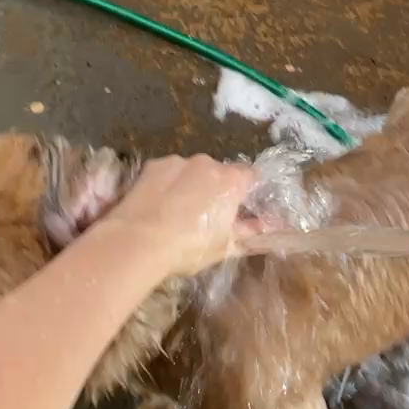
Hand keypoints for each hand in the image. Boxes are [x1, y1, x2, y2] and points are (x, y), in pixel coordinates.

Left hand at [100, 154, 257, 274]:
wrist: (138, 240)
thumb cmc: (189, 246)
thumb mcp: (225, 246)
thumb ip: (251, 233)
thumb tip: (270, 227)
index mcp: (231, 181)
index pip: (250, 176)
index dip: (247, 191)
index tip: (240, 208)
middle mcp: (207, 163)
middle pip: (220, 172)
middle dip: (217, 189)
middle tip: (206, 216)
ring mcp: (178, 161)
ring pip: (193, 171)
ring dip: (192, 185)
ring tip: (177, 212)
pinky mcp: (154, 165)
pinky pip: (169, 172)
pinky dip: (168, 183)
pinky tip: (158, 205)